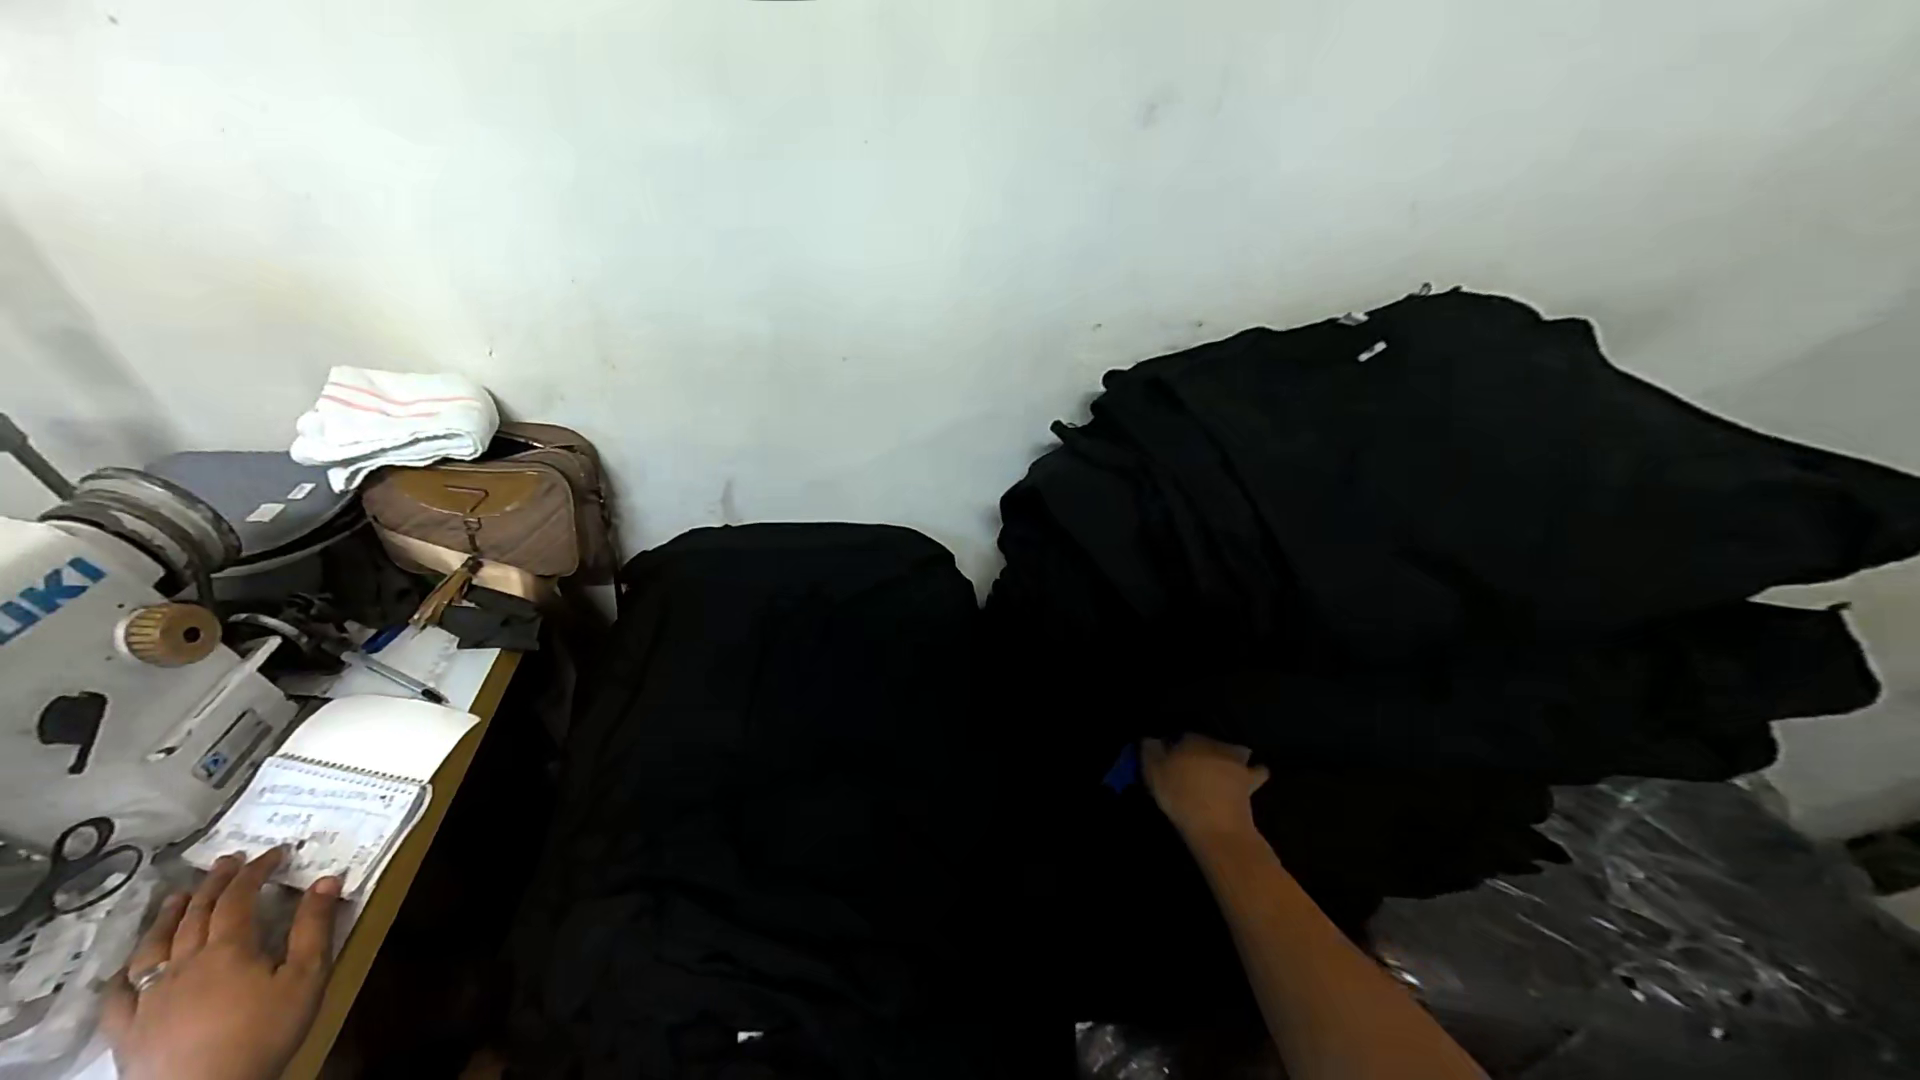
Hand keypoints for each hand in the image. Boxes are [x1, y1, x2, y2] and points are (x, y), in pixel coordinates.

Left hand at [104, 848, 341, 1079]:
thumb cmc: (266, 1029)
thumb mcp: (307, 974)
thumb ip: (314, 926)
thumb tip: (325, 881)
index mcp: (228, 948)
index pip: (240, 897)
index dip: (257, 871)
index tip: (277, 852)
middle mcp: (183, 964)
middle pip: (195, 915)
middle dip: (215, 883)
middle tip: (228, 860)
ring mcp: (149, 998)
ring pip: (153, 946)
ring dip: (169, 916)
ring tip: (179, 896)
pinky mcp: (128, 1028)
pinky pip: (118, 994)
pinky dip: (125, 971)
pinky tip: (130, 965)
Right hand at [1141, 734, 1270, 840]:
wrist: (1216, 824)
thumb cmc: (1179, 794)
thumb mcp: (1153, 771)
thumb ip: (1149, 749)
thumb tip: (1150, 738)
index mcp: (1191, 739)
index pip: (1181, 736)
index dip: (1173, 747)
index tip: (1167, 760)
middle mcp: (1215, 745)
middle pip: (1208, 742)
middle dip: (1203, 749)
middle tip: (1194, 765)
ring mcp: (1237, 762)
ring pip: (1236, 750)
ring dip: (1232, 754)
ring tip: (1226, 766)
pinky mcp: (1252, 781)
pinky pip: (1257, 772)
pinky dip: (1256, 771)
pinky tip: (1253, 774)